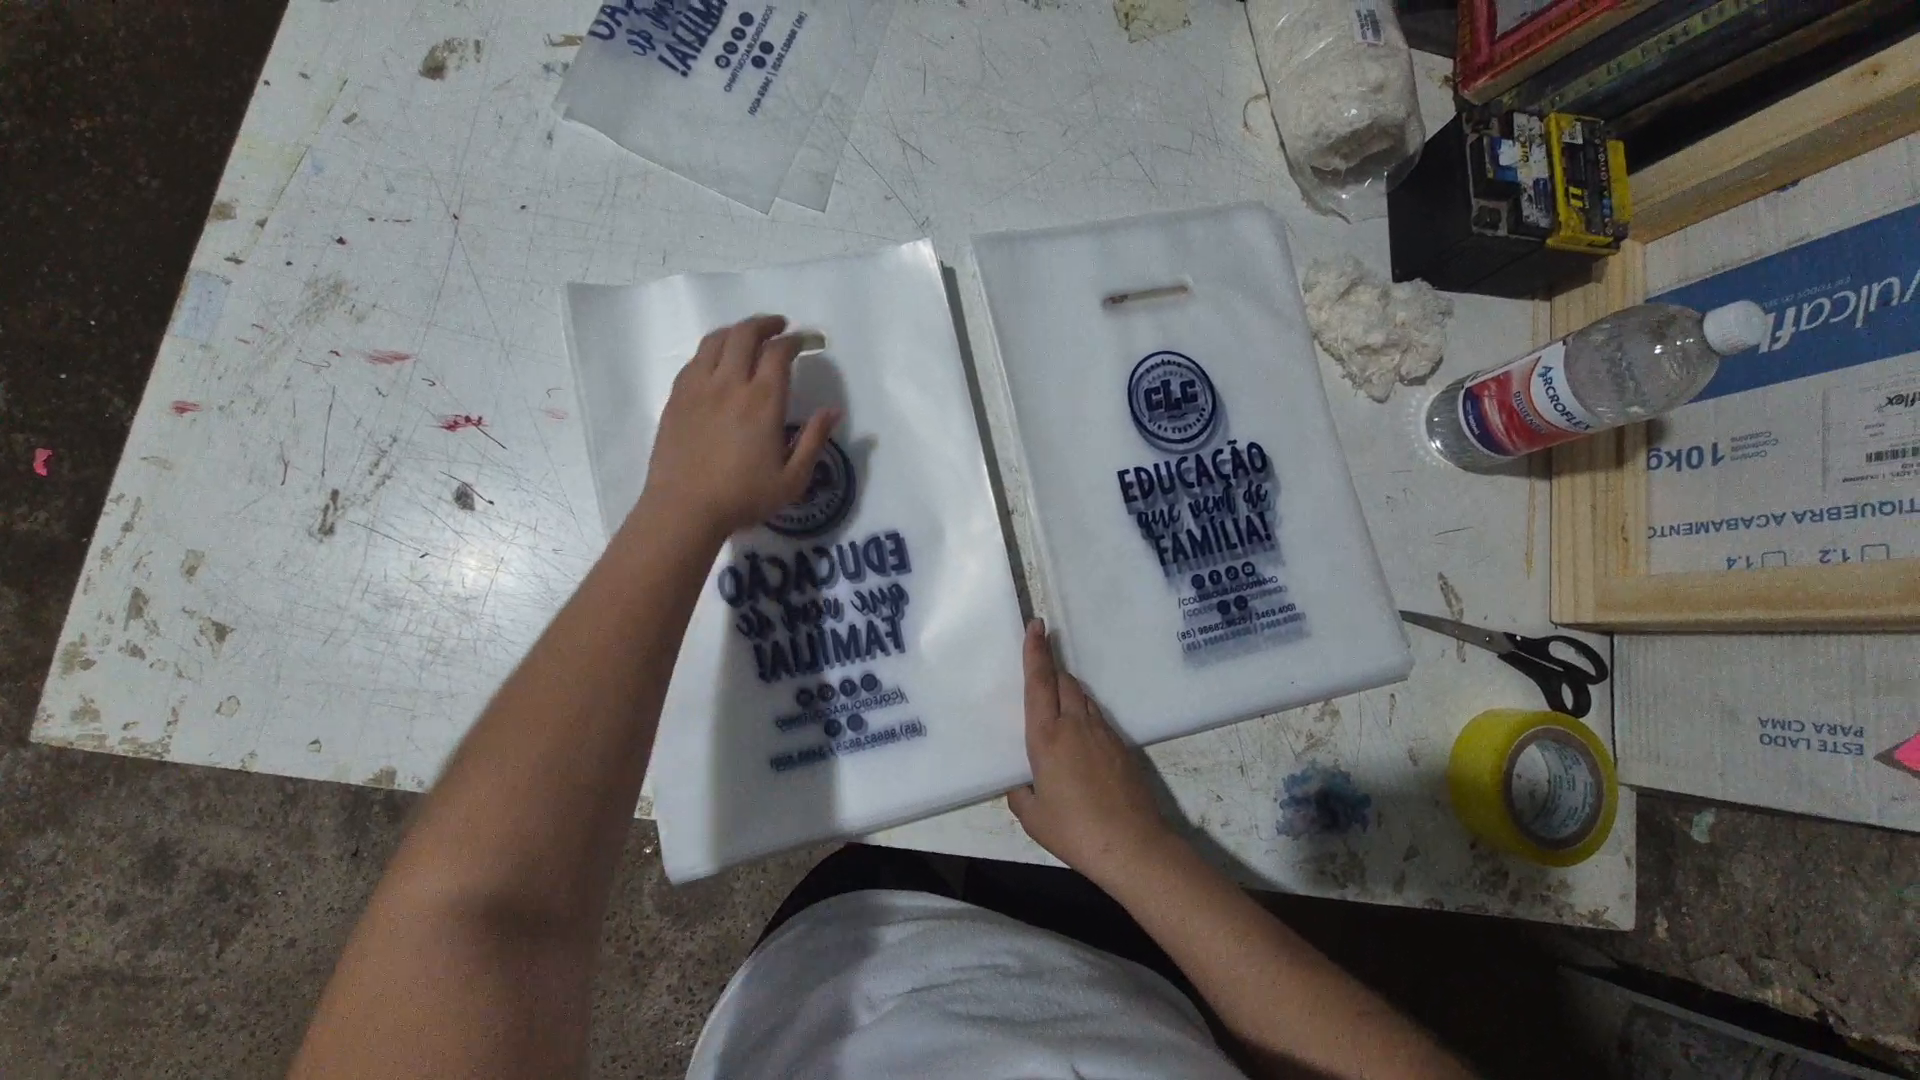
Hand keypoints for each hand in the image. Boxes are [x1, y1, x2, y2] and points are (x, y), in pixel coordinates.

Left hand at [640, 315, 839, 539]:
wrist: (684, 509)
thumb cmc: (743, 497)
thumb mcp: (792, 479)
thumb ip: (815, 441)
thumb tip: (833, 411)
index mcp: (763, 401)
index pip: (779, 352)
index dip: (796, 340)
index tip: (807, 341)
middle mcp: (729, 384)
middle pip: (745, 334)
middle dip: (766, 324)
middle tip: (780, 327)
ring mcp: (698, 387)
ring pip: (715, 340)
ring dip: (736, 331)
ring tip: (748, 336)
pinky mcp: (677, 398)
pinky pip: (695, 360)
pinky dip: (712, 350)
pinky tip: (718, 362)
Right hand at [1008, 620, 1174, 887]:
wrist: (1133, 846)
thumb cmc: (1075, 830)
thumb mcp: (1033, 817)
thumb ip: (1021, 794)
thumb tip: (1021, 784)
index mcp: (1047, 737)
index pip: (1039, 683)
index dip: (1036, 652)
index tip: (1036, 626)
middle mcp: (1075, 726)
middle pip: (1064, 682)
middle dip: (1052, 668)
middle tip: (1040, 661)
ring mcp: (1103, 734)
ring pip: (1082, 698)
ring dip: (1068, 690)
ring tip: (1057, 700)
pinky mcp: (1122, 747)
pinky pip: (1097, 718)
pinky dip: (1084, 714)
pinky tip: (1079, 737)